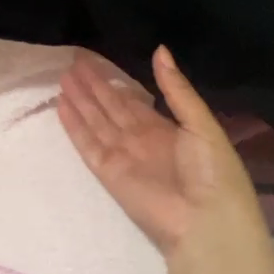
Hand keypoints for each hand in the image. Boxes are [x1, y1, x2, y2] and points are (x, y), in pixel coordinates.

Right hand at [58, 46, 260, 257]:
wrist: (206, 223)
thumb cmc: (213, 172)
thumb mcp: (202, 124)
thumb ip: (177, 89)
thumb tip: (159, 49)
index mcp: (166, 131)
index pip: (133, 102)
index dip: (115, 82)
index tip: (96, 62)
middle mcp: (141, 141)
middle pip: (110, 108)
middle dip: (92, 86)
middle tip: (72, 62)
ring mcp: (123, 156)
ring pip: (95, 121)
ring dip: (79, 100)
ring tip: (61, 77)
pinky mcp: (108, 172)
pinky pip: (86, 143)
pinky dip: (73, 125)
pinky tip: (60, 105)